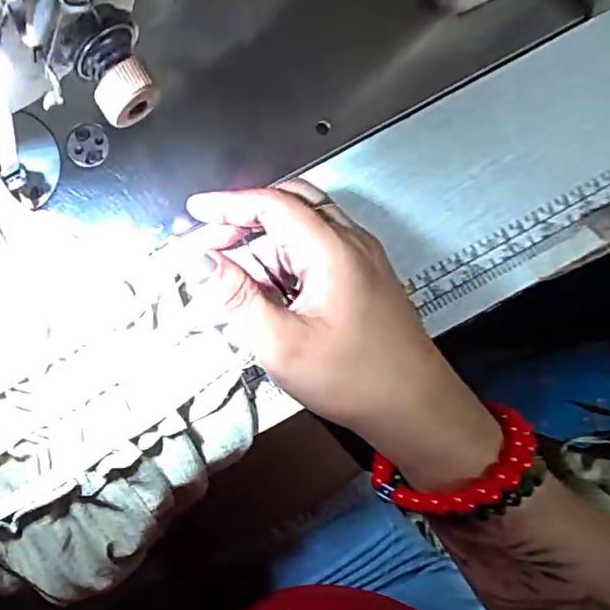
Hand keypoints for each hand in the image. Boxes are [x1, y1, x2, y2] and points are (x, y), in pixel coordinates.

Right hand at [183, 181, 499, 486]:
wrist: (412, 406)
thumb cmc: (358, 380)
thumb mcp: (281, 344)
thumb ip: (237, 297)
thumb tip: (202, 262)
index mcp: (333, 250)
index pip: (271, 203)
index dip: (227, 204)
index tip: (196, 210)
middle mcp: (352, 244)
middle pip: (288, 205)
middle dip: (242, 219)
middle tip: (207, 244)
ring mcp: (360, 260)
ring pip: (301, 229)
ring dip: (262, 243)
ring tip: (230, 277)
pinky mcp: (361, 279)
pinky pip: (316, 252)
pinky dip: (283, 260)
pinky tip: (266, 291)